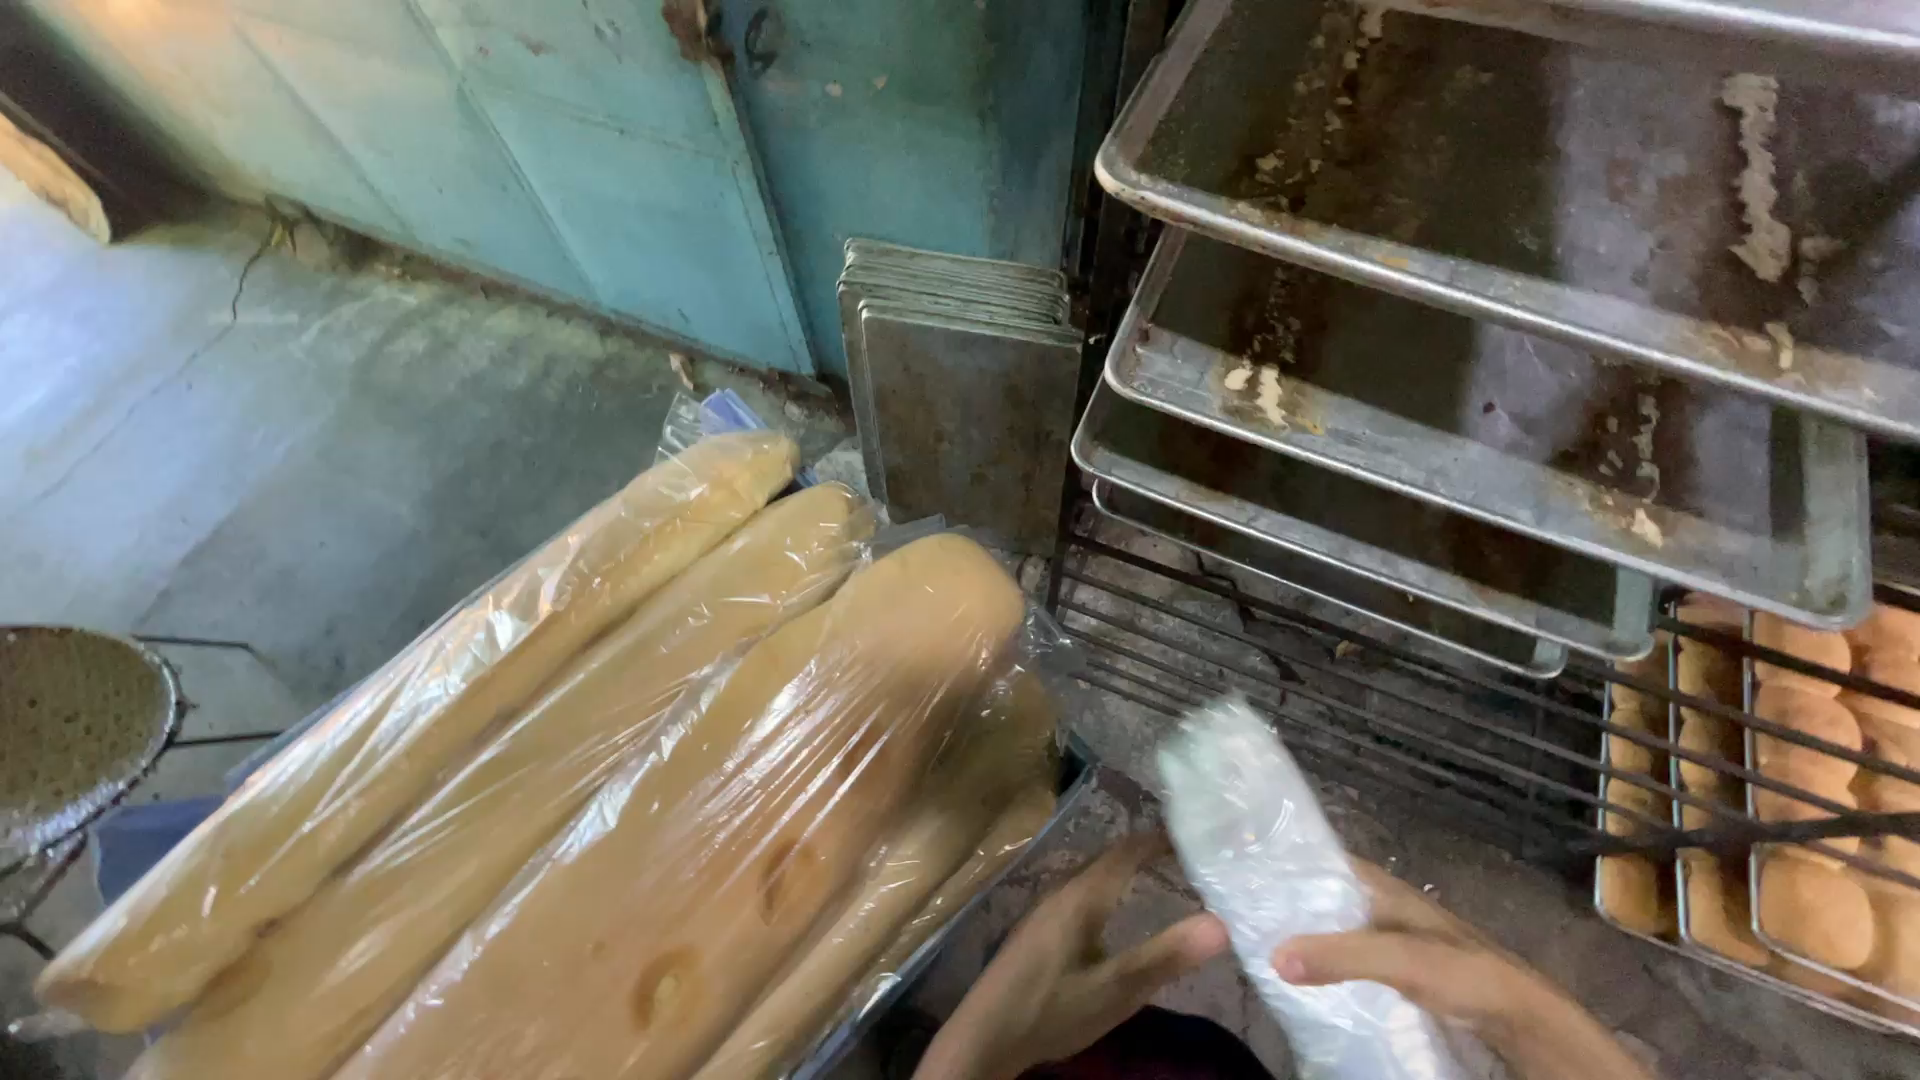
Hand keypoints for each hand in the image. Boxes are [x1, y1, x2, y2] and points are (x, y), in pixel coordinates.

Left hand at [914, 833, 1229, 1079]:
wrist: (986, 1032)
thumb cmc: (1052, 1007)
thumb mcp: (1116, 989)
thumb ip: (1166, 956)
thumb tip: (1221, 924)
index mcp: (1083, 895)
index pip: (1126, 851)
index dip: (1158, 840)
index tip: (1193, 837)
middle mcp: (1062, 889)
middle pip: (1108, 858)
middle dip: (1145, 852)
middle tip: (1185, 856)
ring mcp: (1046, 907)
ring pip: (1092, 874)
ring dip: (1124, 869)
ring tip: (1157, 877)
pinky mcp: (1038, 926)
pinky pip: (1081, 890)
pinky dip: (1108, 888)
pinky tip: (1115, 912)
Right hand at [1271, 861, 1653, 1079]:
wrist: (1521, 1017)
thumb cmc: (1462, 970)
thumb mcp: (1399, 959)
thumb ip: (1340, 956)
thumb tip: (1274, 956)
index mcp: (1375, 883)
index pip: (1313, 859)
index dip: (1279, 862)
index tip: (1239, 871)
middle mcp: (1374, 901)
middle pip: (1317, 894)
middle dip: (1282, 902)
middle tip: (1237, 914)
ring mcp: (1383, 934)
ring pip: (1328, 925)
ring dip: (1300, 933)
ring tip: (1257, 943)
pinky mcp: (1391, 966)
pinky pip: (1342, 954)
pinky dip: (1321, 959)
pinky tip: (1301, 975)